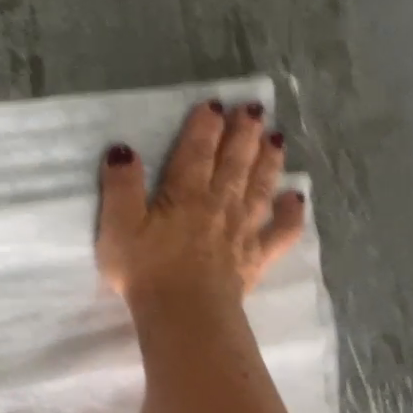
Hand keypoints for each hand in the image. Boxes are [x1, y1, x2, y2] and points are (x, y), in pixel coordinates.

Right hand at [97, 100, 306, 310]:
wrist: (183, 309)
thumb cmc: (142, 266)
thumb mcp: (117, 224)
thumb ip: (120, 185)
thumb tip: (123, 150)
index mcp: (185, 194)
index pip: (196, 152)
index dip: (204, 127)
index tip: (215, 104)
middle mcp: (219, 203)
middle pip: (235, 162)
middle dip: (243, 134)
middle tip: (254, 110)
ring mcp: (242, 228)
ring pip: (259, 186)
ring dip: (269, 160)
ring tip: (276, 138)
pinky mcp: (254, 254)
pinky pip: (280, 228)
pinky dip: (291, 211)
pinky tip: (296, 197)